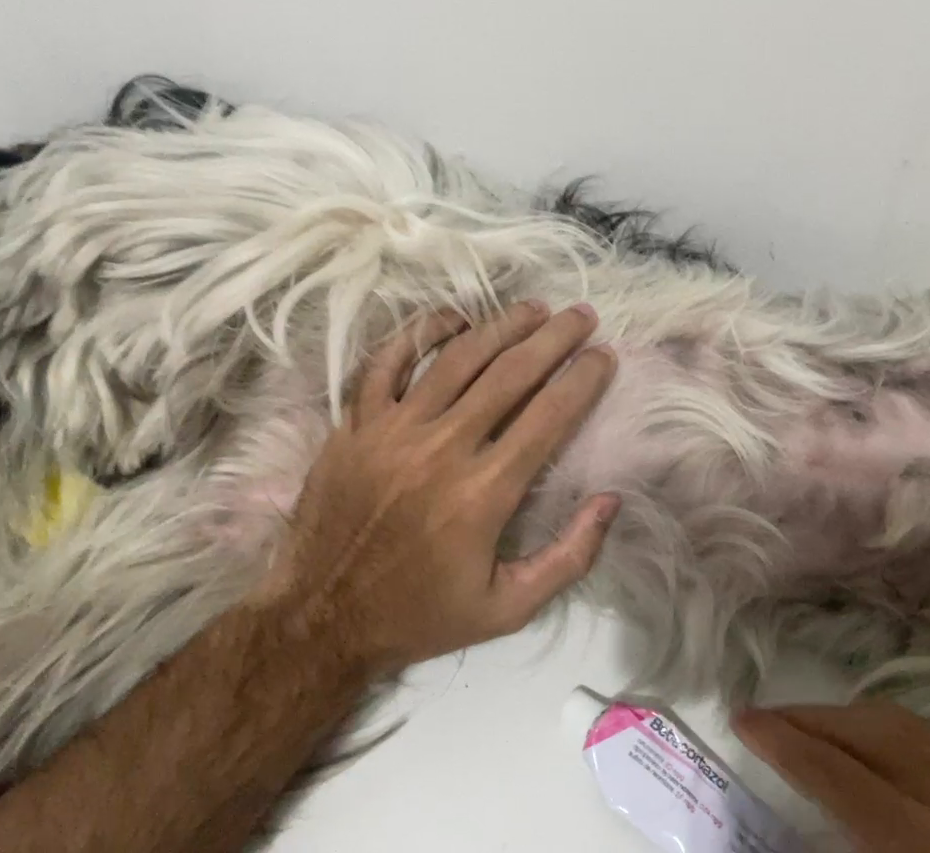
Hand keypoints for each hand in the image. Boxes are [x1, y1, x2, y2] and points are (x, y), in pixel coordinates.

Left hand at [266, 301, 619, 672]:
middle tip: (582, 315)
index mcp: (483, 494)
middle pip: (509, 374)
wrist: (319, 621)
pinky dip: (420, 333)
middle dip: (554, 338)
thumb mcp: (509, 610)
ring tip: (533, 309)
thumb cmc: (421, 616)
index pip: (549, 417)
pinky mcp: (354, 426)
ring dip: (501, 326)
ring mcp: (391, 431)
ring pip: (456, 359)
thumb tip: (610, 500)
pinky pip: (386, 362)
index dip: (583, 379)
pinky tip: (453, 317)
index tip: (605, 356)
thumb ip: (568, 558)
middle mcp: (441, 450)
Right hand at [734, 703, 929, 852]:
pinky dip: (890, 733)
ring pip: (901, 721)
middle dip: (809, 719)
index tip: (743, 719)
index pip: (839, 775)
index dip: (785, 743)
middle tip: (765, 720)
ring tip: (808, 728)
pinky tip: (871, 747)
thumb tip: (798, 809)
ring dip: (846, 720)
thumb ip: (847, 843)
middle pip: (867, 731)